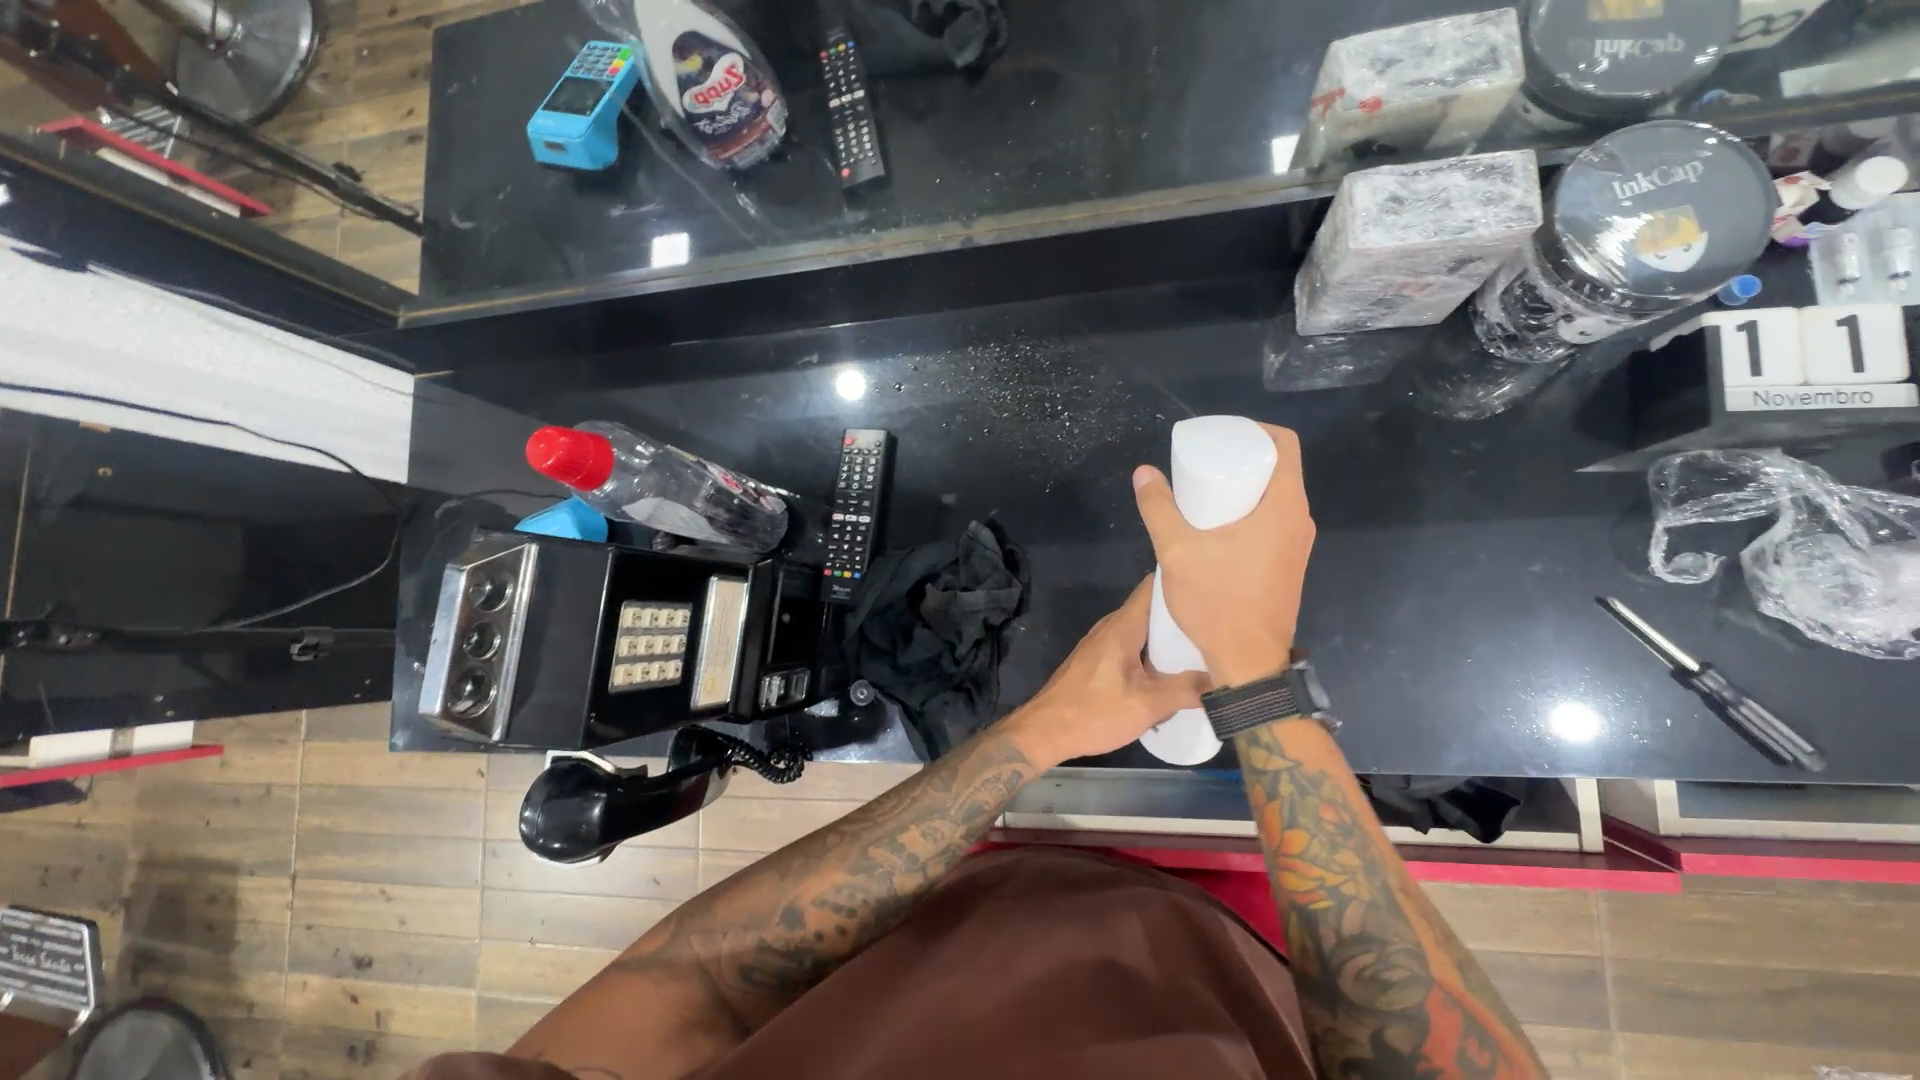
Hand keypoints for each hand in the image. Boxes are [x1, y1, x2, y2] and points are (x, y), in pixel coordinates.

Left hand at [1002, 576, 1208, 767]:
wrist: (1045, 731)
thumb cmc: (1094, 712)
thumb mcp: (1147, 705)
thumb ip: (1186, 690)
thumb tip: (1223, 680)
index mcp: (1122, 626)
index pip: (1153, 585)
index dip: (1182, 581)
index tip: (1213, 587)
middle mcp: (1111, 627)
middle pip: (1152, 609)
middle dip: (1183, 615)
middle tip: (1219, 625)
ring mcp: (1102, 644)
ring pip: (1143, 631)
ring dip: (1169, 639)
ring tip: (1204, 649)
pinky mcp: (1098, 662)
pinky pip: (1133, 647)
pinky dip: (1154, 654)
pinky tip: (1172, 674)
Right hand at [1133, 422, 1314, 686]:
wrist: (1248, 663)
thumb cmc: (1218, 601)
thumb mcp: (1178, 550)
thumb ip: (1159, 509)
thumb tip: (1143, 472)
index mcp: (1284, 507)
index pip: (1285, 445)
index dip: (1254, 430)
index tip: (1220, 435)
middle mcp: (1299, 521)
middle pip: (1278, 470)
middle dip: (1240, 460)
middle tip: (1202, 463)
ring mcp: (1296, 546)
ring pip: (1274, 499)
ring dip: (1242, 490)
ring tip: (1202, 493)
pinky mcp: (1286, 565)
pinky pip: (1271, 523)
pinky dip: (1247, 514)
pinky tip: (1214, 527)